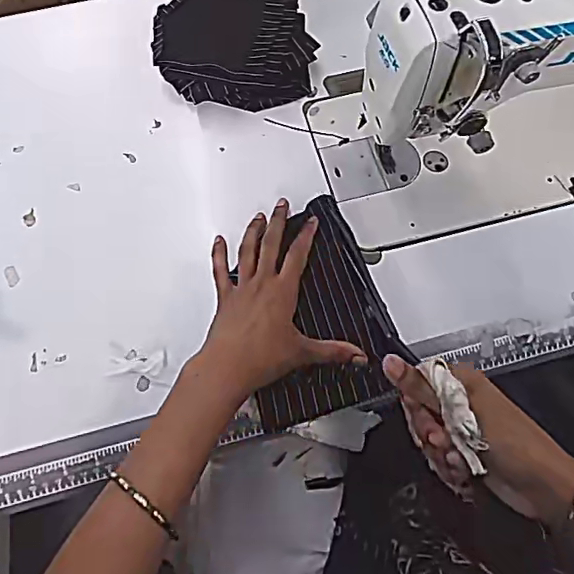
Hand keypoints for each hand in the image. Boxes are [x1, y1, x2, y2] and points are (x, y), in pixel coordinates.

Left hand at [190, 199, 366, 399]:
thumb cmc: (260, 359)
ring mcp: (241, 288)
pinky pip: (221, 270)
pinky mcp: (225, 298)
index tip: (311, 222)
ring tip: (258, 217)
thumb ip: (332, 351)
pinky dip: (219, 254)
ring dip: (253, 231)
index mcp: (282, 292)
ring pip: (247, 251)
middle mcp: (261, 284)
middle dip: (278, 222)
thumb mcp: (303, 353)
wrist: (227, 367)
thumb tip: (354, 353)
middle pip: (271, 244)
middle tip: (282, 206)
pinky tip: (219, 242)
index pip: (297, 255)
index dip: (306, 235)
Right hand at [382, 354, 573, 522]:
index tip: (427, 419)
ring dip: (440, 455)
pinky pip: (439, 460)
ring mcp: (462, 430)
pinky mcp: (465, 454)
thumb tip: (391, 362)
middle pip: (418, 415)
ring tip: (460, 459)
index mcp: (459, 382)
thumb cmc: (516, 444)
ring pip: (427, 441)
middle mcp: (459, 404)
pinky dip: (449, 469)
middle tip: (445, 441)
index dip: (414, 405)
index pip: (414, 384)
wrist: (545, 488)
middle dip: (428, 435)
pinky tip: (465, 471)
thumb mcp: (461, 411)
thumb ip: (421, 388)